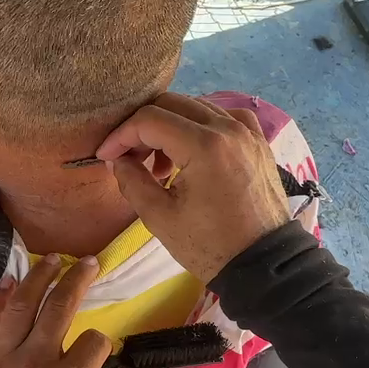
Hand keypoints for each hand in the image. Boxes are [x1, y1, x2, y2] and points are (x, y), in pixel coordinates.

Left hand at [0, 256, 112, 367]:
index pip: (94, 343)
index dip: (102, 342)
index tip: (100, 347)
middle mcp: (35, 362)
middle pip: (58, 308)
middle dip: (77, 279)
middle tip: (88, 261)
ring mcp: (1, 360)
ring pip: (21, 306)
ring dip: (37, 278)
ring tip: (50, 259)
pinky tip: (9, 284)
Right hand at [96, 92, 292, 281]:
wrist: (262, 263)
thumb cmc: (208, 245)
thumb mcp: (158, 217)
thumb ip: (131, 181)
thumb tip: (117, 160)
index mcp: (204, 145)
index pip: (149, 120)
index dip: (120, 135)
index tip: (106, 156)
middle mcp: (228, 128)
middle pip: (171, 104)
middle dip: (141, 127)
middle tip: (129, 157)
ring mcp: (247, 131)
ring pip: (195, 107)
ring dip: (169, 127)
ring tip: (158, 163)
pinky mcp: (257, 140)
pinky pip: (222, 116)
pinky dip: (199, 126)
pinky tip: (191, 152)